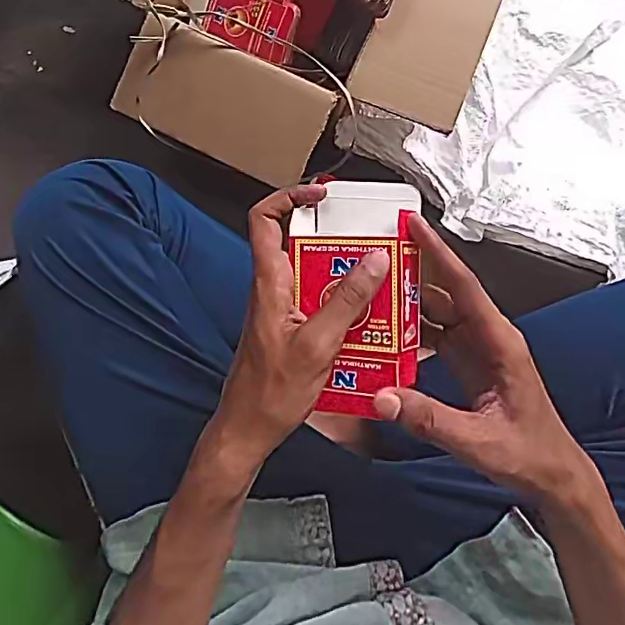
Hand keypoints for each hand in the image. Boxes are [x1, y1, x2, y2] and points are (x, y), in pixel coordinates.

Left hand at [210, 184, 391, 467]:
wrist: (249, 429)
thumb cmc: (268, 394)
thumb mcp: (318, 344)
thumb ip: (347, 300)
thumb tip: (373, 260)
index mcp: (269, 281)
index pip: (264, 219)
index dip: (289, 197)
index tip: (321, 195)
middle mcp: (273, 286)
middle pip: (299, 241)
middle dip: (335, 237)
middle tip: (365, 238)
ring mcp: (282, 305)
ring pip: (314, 270)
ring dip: (343, 271)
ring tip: (374, 279)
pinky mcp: (292, 323)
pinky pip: (319, 297)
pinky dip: (342, 299)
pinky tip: (365, 316)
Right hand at [372, 222, 598, 503]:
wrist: (554, 477)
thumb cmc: (532, 455)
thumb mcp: (479, 441)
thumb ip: (430, 419)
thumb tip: (385, 398)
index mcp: (500, 341)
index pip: (464, 285)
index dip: (438, 251)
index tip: (415, 226)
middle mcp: (489, 337)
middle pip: (445, 293)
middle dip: (412, 271)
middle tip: (378, 257)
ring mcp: (478, 348)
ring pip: (438, 312)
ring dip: (408, 301)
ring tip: (375, 292)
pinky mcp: (469, 363)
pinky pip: (436, 335)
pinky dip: (412, 330)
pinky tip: (388, 333)